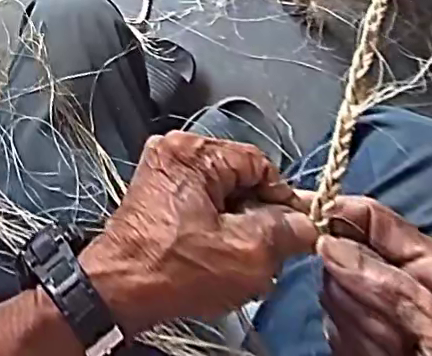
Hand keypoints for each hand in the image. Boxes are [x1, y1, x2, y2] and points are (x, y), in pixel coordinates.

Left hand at [79, 131, 316, 329]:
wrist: (127, 282)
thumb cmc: (175, 266)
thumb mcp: (247, 252)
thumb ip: (283, 230)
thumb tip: (303, 222)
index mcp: (191, 153)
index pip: (258, 161)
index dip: (283, 197)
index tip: (296, 229)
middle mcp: (172, 150)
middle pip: (239, 173)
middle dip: (260, 211)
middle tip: (270, 247)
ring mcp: (162, 168)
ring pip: (223, 189)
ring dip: (241, 220)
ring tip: (242, 253)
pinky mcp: (158, 189)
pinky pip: (202, 197)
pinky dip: (218, 221)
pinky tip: (221, 250)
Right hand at [319, 195, 431, 355]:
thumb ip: (397, 289)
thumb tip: (329, 242)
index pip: (375, 219)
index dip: (336, 213)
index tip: (304, 223)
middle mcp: (414, 291)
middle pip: (346, 255)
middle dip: (355, 292)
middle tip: (390, 333)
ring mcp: (391, 318)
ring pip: (336, 292)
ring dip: (356, 325)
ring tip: (392, 353)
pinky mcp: (370, 343)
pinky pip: (336, 326)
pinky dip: (352, 345)